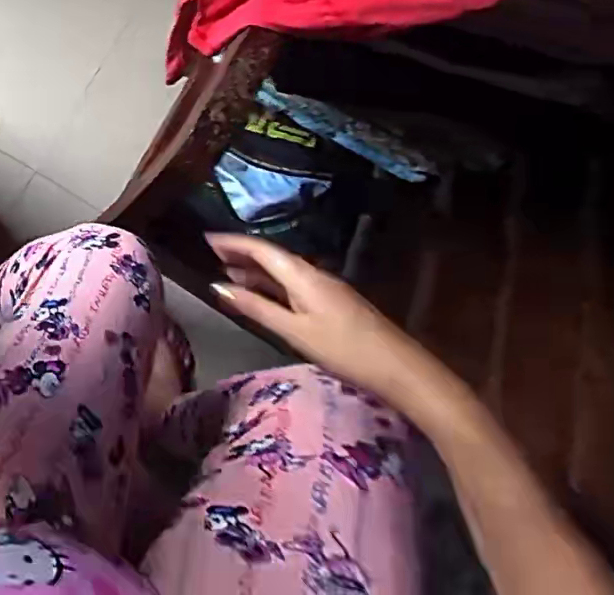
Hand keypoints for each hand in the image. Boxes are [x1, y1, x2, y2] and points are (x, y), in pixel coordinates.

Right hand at [208, 233, 457, 417]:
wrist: (408, 375)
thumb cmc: (346, 351)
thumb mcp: (294, 331)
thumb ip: (255, 307)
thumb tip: (217, 287)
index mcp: (302, 276)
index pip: (260, 249)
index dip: (232, 242)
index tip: (206, 239)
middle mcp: (314, 275)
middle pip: (272, 256)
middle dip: (241, 254)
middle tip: (212, 256)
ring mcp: (327, 289)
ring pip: (283, 271)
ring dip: (256, 270)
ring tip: (229, 275)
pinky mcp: (335, 303)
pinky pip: (294, 284)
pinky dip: (272, 284)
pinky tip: (263, 295)